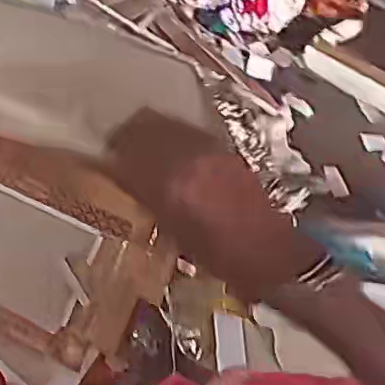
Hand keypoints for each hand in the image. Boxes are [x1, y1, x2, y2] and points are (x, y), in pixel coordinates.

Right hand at [104, 110, 322, 294]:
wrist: (288, 258)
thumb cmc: (232, 262)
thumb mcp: (181, 240)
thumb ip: (153, 206)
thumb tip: (131, 186)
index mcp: (171, 188)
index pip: (123, 160)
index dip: (105, 159)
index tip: (96, 161)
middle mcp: (189, 158)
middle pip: (142, 128)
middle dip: (123, 136)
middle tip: (115, 148)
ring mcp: (211, 148)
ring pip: (167, 122)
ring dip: (147, 130)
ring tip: (142, 144)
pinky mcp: (229, 145)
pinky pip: (190, 129)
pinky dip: (174, 134)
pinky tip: (174, 149)